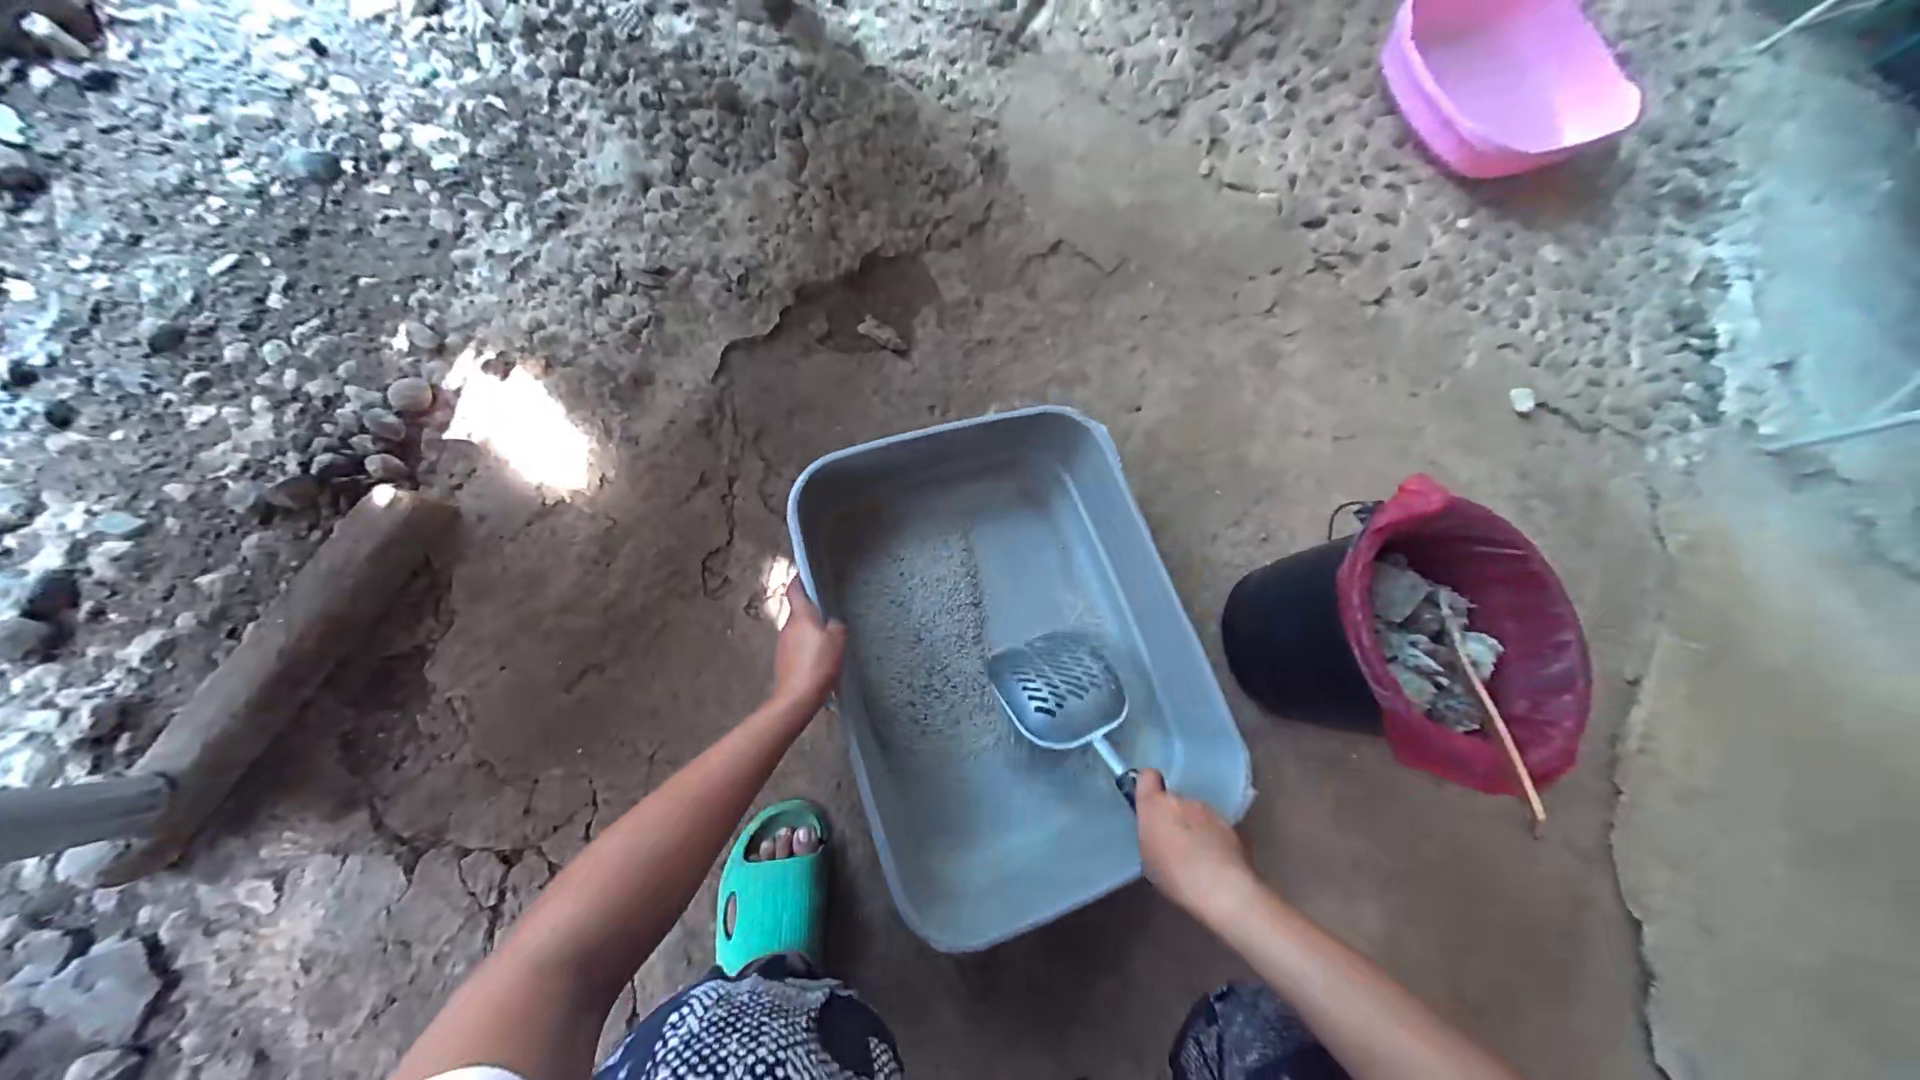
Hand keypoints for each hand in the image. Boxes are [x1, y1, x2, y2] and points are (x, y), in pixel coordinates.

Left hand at [770, 579, 845, 712]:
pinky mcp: (783, 659)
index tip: (807, 575)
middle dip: (812, 611)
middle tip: (830, 614)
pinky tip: (819, 660)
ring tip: (828, 641)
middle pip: (799, 611)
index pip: (795, 589)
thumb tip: (830, 622)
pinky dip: (807, 648)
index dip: (800, 580)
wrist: (797, 697)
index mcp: (801, 616)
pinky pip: (797, 646)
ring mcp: (783, 644)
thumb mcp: (838, 640)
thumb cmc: (818, 664)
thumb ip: (836, 625)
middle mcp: (788, 626)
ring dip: (810, 632)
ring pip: (798, 630)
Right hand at [1135, 768, 1255, 916]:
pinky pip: (1214, 826)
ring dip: (1194, 827)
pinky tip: (1214, 862)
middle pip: (1172, 800)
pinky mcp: (1229, 825)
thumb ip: (1149, 833)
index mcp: (1154, 804)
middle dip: (1172, 816)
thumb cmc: (1173, 875)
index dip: (1147, 786)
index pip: (1147, 776)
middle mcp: (1180, 800)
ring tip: (1197, 857)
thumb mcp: (1147, 857)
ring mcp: (1207, 810)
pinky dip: (1212, 838)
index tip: (1148, 802)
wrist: (1222, 888)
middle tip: (1173, 843)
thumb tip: (1157, 830)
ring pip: (1195, 813)